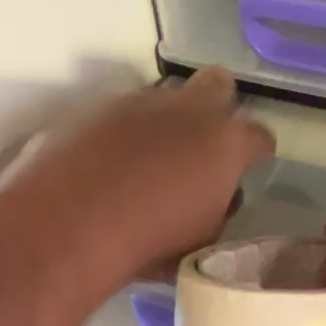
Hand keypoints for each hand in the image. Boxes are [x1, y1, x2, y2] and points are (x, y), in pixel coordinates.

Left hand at [0, 67, 274, 279]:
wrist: (67, 222)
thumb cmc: (151, 239)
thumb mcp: (201, 240)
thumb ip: (216, 211)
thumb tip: (214, 201)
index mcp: (224, 143)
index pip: (259, 136)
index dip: (257, 152)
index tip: (251, 164)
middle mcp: (184, 109)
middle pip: (217, 85)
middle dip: (217, 107)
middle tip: (203, 143)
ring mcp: (134, 103)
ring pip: (163, 98)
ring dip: (164, 123)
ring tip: (148, 163)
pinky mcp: (90, 110)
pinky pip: (118, 116)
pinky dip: (121, 136)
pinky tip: (107, 169)